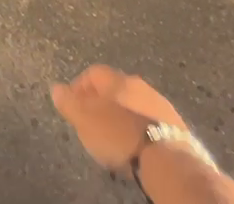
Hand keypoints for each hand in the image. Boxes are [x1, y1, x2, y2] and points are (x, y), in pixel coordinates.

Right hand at [49, 65, 186, 168]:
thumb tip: (56, 88)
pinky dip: (140, 129)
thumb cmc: (118, 134)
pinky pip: (150, 122)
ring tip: (115, 137)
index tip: (73, 106)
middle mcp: (139, 85)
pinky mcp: (177, 127)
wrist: (168, 161)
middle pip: (114, 89)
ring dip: (122, 116)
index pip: (91, 73)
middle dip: (102, 102)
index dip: (79, 88)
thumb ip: (67, 101)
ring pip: (134, 105)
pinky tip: (136, 145)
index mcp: (116, 78)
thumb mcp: (83, 119)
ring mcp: (161, 105)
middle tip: (93, 121)